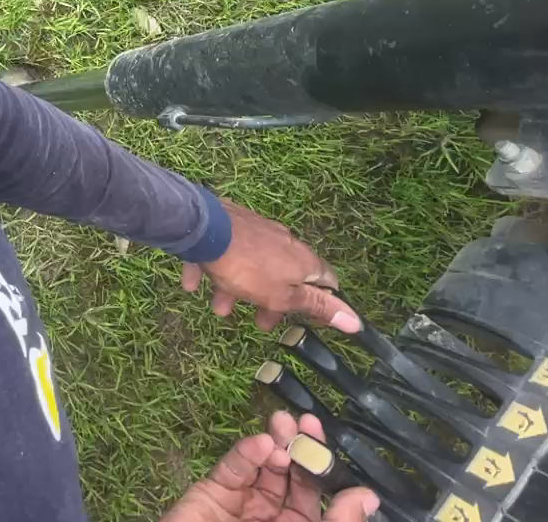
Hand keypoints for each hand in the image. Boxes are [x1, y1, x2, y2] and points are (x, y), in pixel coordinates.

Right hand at [159, 411, 380, 521]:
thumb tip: (367, 496)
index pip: (320, 499)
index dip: (326, 471)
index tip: (330, 441)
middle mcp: (277, 520)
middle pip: (292, 478)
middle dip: (300, 450)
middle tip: (305, 423)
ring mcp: (245, 506)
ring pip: (263, 468)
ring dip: (275, 445)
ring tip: (284, 425)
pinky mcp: (213, 493)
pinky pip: (232, 470)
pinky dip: (245, 454)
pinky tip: (262, 444)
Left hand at [181, 199, 361, 332]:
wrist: (201, 228)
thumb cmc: (247, 268)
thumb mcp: (282, 295)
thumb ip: (315, 306)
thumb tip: (356, 321)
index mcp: (302, 258)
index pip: (326, 281)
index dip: (323, 302)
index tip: (309, 320)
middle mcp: (280, 240)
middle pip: (283, 276)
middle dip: (271, 302)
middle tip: (259, 323)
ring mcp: (251, 230)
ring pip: (248, 265)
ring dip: (234, 289)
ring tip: (217, 308)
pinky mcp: (224, 224)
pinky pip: (221, 252)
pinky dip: (209, 269)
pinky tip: (190, 283)